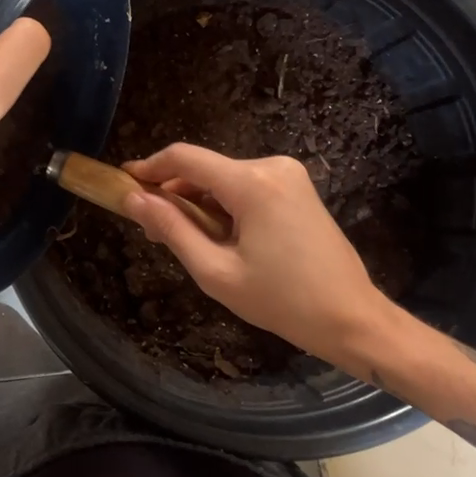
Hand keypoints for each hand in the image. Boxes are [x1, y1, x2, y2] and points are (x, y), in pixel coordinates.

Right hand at [120, 143, 404, 367]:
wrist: (352, 319)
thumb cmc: (281, 301)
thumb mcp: (215, 271)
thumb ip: (172, 229)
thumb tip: (133, 200)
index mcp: (252, 184)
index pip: (185, 158)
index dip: (149, 167)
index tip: (123, 183)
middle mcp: (271, 167)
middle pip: (204, 169)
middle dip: (173, 195)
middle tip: (154, 233)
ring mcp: (288, 175)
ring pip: (222, 180)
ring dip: (198, 204)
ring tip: (186, 243)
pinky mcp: (296, 188)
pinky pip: (244, 188)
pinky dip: (223, 207)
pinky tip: (218, 239)